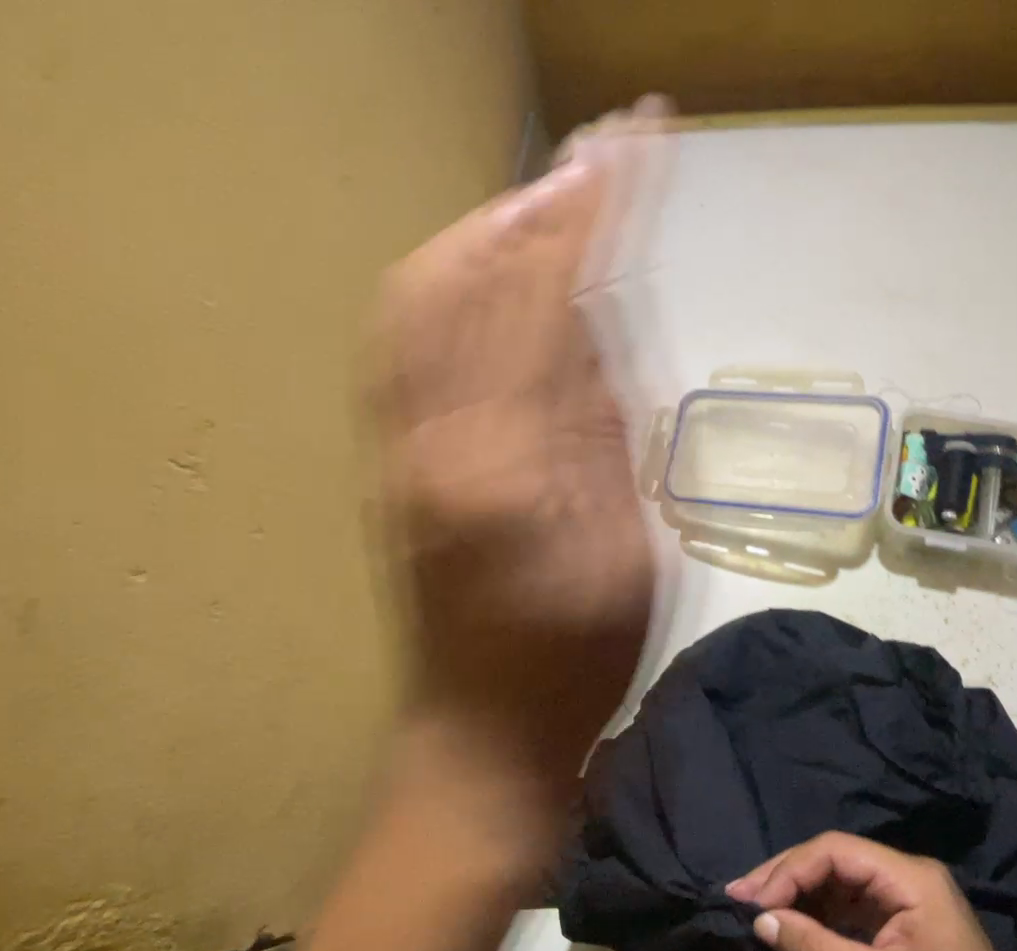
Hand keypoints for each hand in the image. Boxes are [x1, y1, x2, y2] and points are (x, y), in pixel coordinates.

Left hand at [371, 98, 672, 814]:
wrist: (475, 741)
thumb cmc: (574, 667)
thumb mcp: (627, 553)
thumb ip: (609, 429)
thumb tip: (597, 324)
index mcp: (508, 468)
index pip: (550, 300)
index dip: (593, 213)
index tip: (634, 142)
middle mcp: (432, 442)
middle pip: (475, 281)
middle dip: (538, 203)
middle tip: (596, 158)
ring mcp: (391, 451)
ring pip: (419, 299)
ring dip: (482, 233)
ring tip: (542, 203)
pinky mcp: (382, 465)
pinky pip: (396, 345)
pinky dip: (436, 285)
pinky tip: (474, 271)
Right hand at [727, 832, 1016, 950]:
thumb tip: (759, 920)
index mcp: (912, 879)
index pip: (836, 851)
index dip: (788, 870)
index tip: (751, 900)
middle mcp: (907, 879)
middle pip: (833, 860)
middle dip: (785, 877)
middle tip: (738, 897)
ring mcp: (904, 903)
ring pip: (836, 883)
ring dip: (795, 895)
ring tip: (753, 910)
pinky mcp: (899, 929)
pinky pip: (847, 909)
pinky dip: (814, 916)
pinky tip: (788, 927)